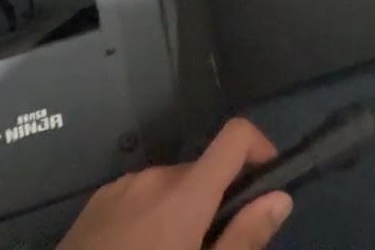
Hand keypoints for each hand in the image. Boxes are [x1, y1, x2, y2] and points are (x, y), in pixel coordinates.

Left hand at [56, 119, 292, 249]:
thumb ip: (243, 239)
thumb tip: (280, 197)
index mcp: (185, 194)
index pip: (235, 135)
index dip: (260, 149)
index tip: (266, 187)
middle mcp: (155, 177)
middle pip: (203, 170)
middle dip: (217, 202)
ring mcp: (120, 188)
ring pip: (170, 187)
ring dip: (182, 213)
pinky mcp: (94, 205)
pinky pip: (138, 197)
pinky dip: (151, 218)